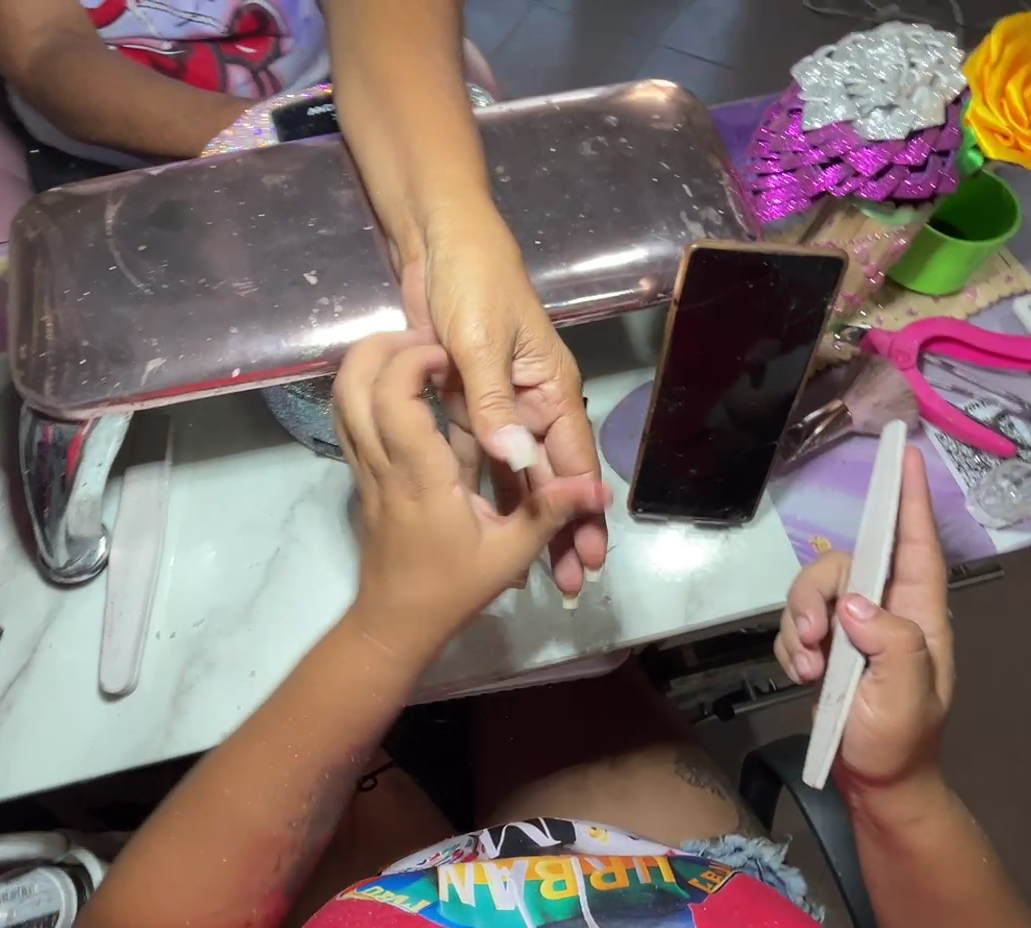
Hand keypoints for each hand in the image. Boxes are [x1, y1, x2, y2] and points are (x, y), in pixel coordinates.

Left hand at [334, 329, 611, 656]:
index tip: (441, 353)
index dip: (411, 363)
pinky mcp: (360, 479)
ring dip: (363, 365)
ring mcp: (365, 470)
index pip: (397, 401)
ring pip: (342, 403)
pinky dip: (357, 395)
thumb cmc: (451, 591)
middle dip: (378, 349)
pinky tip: (384, 385)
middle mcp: (384, 463)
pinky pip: (347, 427)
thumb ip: (546, 513)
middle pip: (355, 390)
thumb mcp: (507, 555)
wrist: (393, 625)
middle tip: (416, 335)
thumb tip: (595, 490)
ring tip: (399, 345)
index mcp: (422, 476)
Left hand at [396, 211, 608, 597]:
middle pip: (549, 479)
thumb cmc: (472, 283)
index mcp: (545, 391)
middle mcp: (527, 406)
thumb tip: (517, 462)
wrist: (438, 242)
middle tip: (568, 580)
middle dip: (561, 529)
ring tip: (536, 570)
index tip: (592, 558)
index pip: (573, 461)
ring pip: (517, 476)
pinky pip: (480, 457)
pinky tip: (490, 524)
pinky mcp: (466, 406)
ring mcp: (496, 409)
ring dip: (527, 519)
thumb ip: (495, 404)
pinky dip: (487, 490)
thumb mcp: (482, 341)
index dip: (583, 511)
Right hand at [774, 448, 954, 788]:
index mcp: (917, 618)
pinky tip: (803, 676)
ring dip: (797, 629)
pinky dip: (790, 649)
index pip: (915, 548)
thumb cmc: (901, 742)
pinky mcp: (823, 646)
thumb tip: (854, 605)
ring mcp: (851, 629)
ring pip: (810, 595)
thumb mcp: (906, 699)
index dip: (910, 502)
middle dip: (813, 596)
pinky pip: (793, 626)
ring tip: (809, 670)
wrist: (874, 780)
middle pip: (841, 567)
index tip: (904, 457)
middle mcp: (884, 612)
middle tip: (811, 641)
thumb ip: (892, 646)